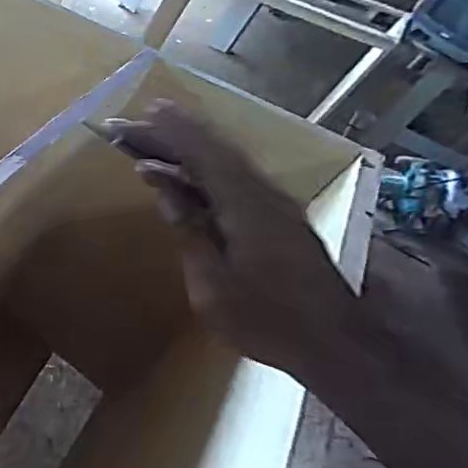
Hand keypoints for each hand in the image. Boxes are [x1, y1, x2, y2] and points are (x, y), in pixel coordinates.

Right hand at [98, 101, 360, 378]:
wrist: (340, 348)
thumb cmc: (266, 320)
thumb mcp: (212, 282)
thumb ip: (188, 228)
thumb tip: (163, 184)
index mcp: (246, 207)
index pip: (201, 156)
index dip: (164, 134)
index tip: (127, 119)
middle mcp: (265, 196)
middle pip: (214, 151)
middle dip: (170, 134)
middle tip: (127, 123)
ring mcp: (276, 207)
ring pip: (226, 161)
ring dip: (187, 145)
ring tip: (150, 133)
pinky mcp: (278, 219)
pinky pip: (233, 177)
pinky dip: (203, 164)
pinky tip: (183, 171)